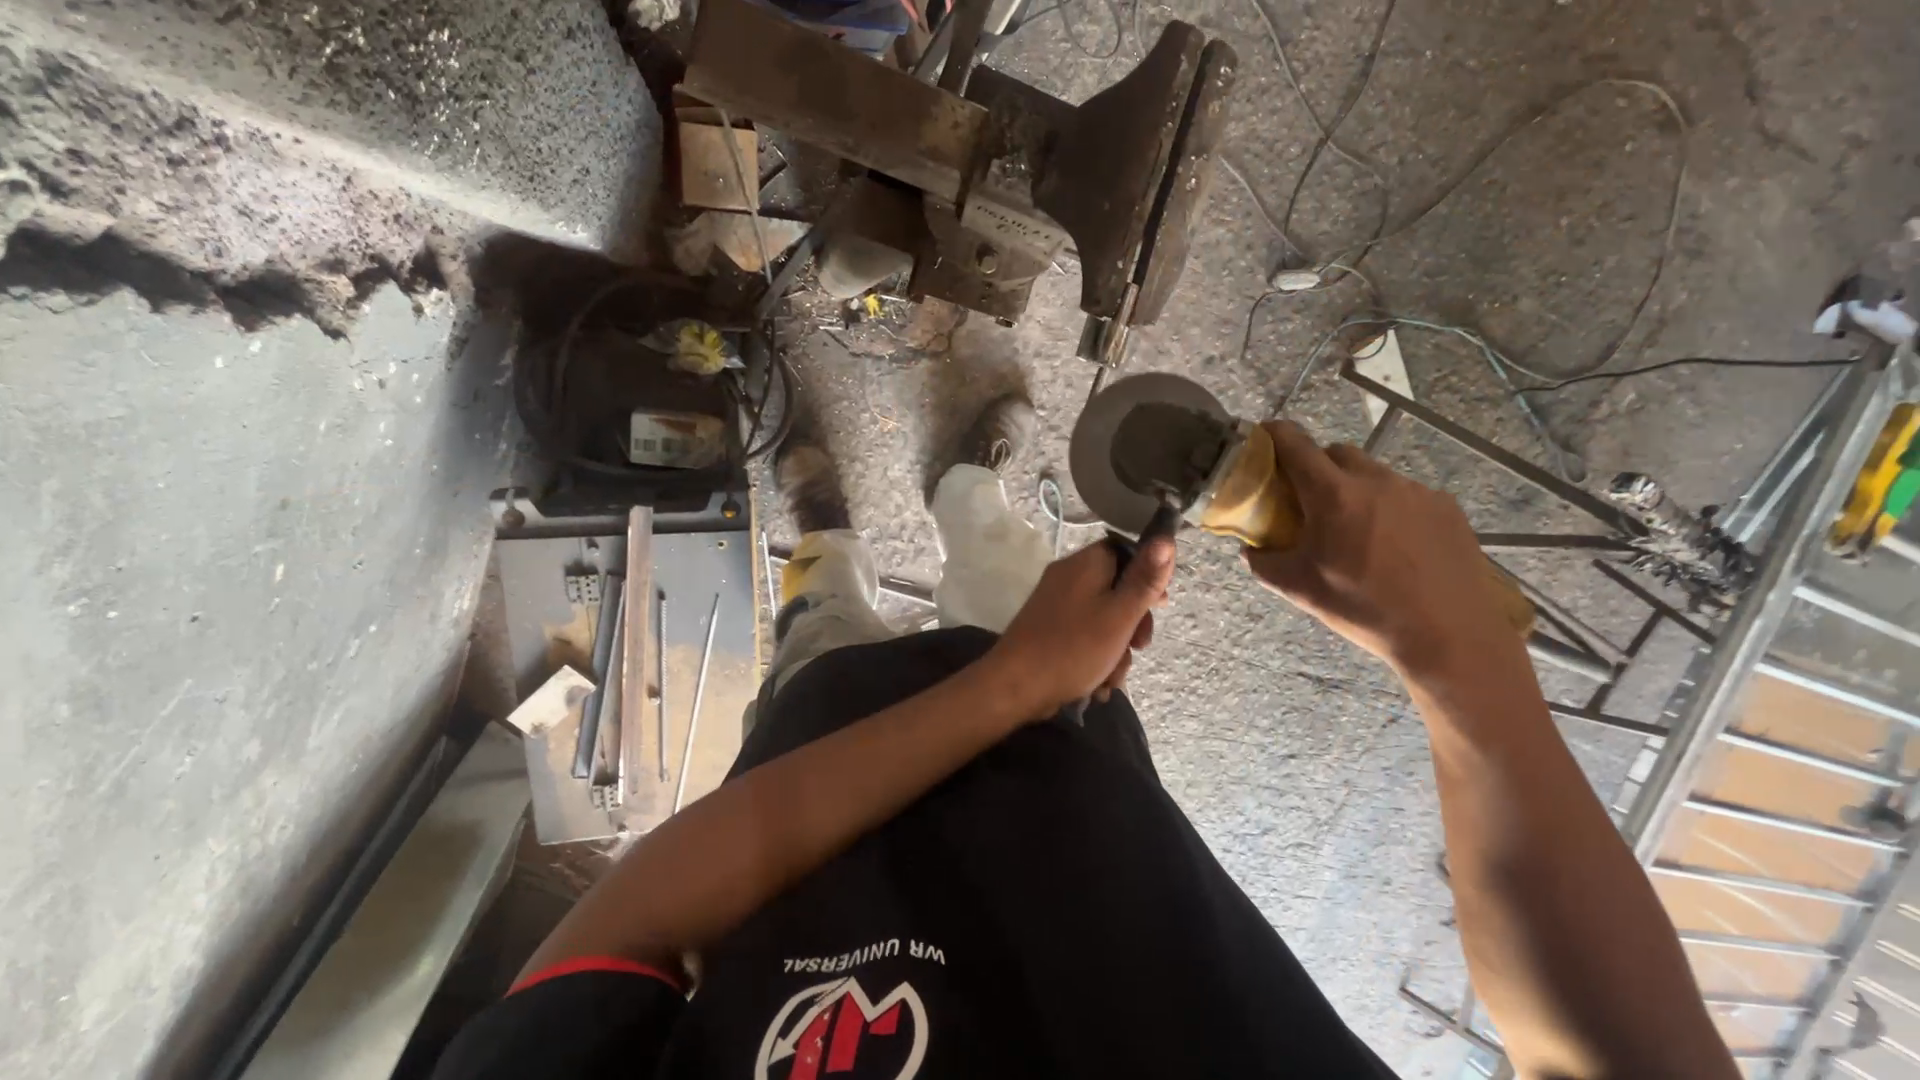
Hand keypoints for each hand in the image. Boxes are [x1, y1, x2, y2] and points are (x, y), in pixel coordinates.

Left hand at [983, 536, 1173, 719]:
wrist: (1015, 686)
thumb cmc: (1073, 648)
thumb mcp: (1120, 615)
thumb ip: (1145, 579)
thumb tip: (1165, 538)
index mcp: (1086, 564)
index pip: (1127, 552)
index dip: (1149, 576)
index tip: (1160, 605)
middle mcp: (1069, 577)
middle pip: (1117, 589)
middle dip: (1134, 623)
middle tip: (1139, 646)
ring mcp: (1056, 604)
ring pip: (1104, 619)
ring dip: (1116, 650)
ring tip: (1112, 677)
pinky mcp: (1049, 629)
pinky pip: (1084, 636)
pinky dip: (1096, 658)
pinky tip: (1098, 685)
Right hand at [1244, 420, 1521, 680]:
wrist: (1449, 635)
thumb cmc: (1366, 610)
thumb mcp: (1300, 591)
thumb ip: (1264, 563)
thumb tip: (1251, 549)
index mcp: (1334, 496)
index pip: (1295, 444)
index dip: (1274, 435)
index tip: (1263, 438)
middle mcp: (1376, 481)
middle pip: (1336, 454)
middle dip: (1316, 467)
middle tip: (1310, 503)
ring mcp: (1416, 491)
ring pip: (1373, 475)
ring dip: (1355, 491)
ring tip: (1357, 533)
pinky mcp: (1446, 506)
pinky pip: (1407, 494)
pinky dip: (1390, 509)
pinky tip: (1395, 547)